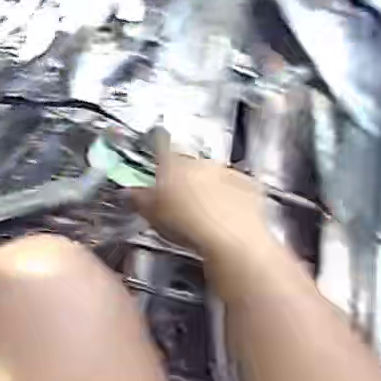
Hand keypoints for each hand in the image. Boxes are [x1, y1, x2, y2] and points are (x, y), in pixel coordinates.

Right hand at [132, 128, 271, 257]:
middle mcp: (201, 162)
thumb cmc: (182, 223)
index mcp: (172, 165)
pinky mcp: (250, 186)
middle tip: (176, 194)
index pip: (161, 145)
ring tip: (200, 207)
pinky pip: (234, 185)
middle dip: (181, 173)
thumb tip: (129, 190)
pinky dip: (228, 194)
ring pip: (211, 173)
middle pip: (187, 162)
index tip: (155, 142)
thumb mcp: (149, 213)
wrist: (231, 238)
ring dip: (205, 184)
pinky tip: (224, 211)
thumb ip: (138, 198)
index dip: (156, 143)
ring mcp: (228, 172)